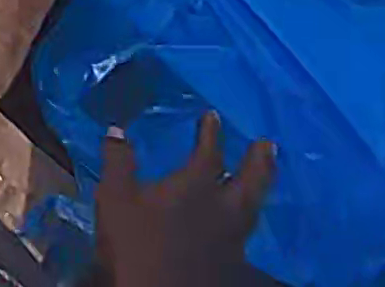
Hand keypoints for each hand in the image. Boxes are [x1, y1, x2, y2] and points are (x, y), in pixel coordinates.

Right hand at [95, 113, 274, 286]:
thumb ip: (118, 160)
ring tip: (260, 181)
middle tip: (269, 144)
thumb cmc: (135, 244)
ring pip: (251, 212)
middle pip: (249, 184)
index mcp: (195, 188)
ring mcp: (231, 245)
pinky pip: (245, 238)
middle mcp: (221, 213)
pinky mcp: (231, 270)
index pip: (209, 154)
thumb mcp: (115, 195)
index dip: (211, 133)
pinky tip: (238, 226)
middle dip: (259, 162)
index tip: (213, 115)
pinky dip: (245, 223)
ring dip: (257, 191)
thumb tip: (117, 129)